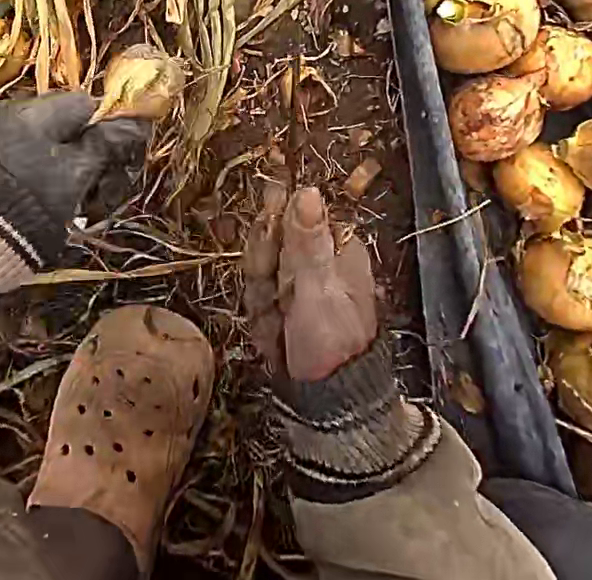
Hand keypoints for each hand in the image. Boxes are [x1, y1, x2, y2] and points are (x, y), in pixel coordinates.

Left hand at [0, 92, 151, 225]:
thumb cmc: (28, 204)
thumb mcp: (76, 174)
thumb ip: (106, 143)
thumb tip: (137, 120)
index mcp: (36, 111)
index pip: (88, 104)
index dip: (111, 128)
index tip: (121, 159)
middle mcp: (11, 115)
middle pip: (68, 124)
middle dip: (90, 153)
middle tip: (100, 189)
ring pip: (47, 145)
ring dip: (68, 170)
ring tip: (74, 204)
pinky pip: (24, 161)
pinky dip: (41, 179)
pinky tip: (43, 206)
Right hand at [241, 184, 377, 381]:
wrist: (329, 399)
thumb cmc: (334, 339)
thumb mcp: (320, 288)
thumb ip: (308, 241)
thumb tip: (308, 191)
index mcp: (335, 244)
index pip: (292, 210)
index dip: (272, 226)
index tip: (267, 246)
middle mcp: (315, 257)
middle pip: (269, 238)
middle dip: (264, 269)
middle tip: (278, 300)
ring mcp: (296, 281)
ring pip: (257, 268)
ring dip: (262, 298)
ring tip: (279, 322)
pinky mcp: (280, 303)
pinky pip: (256, 296)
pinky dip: (261, 317)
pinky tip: (274, 333)